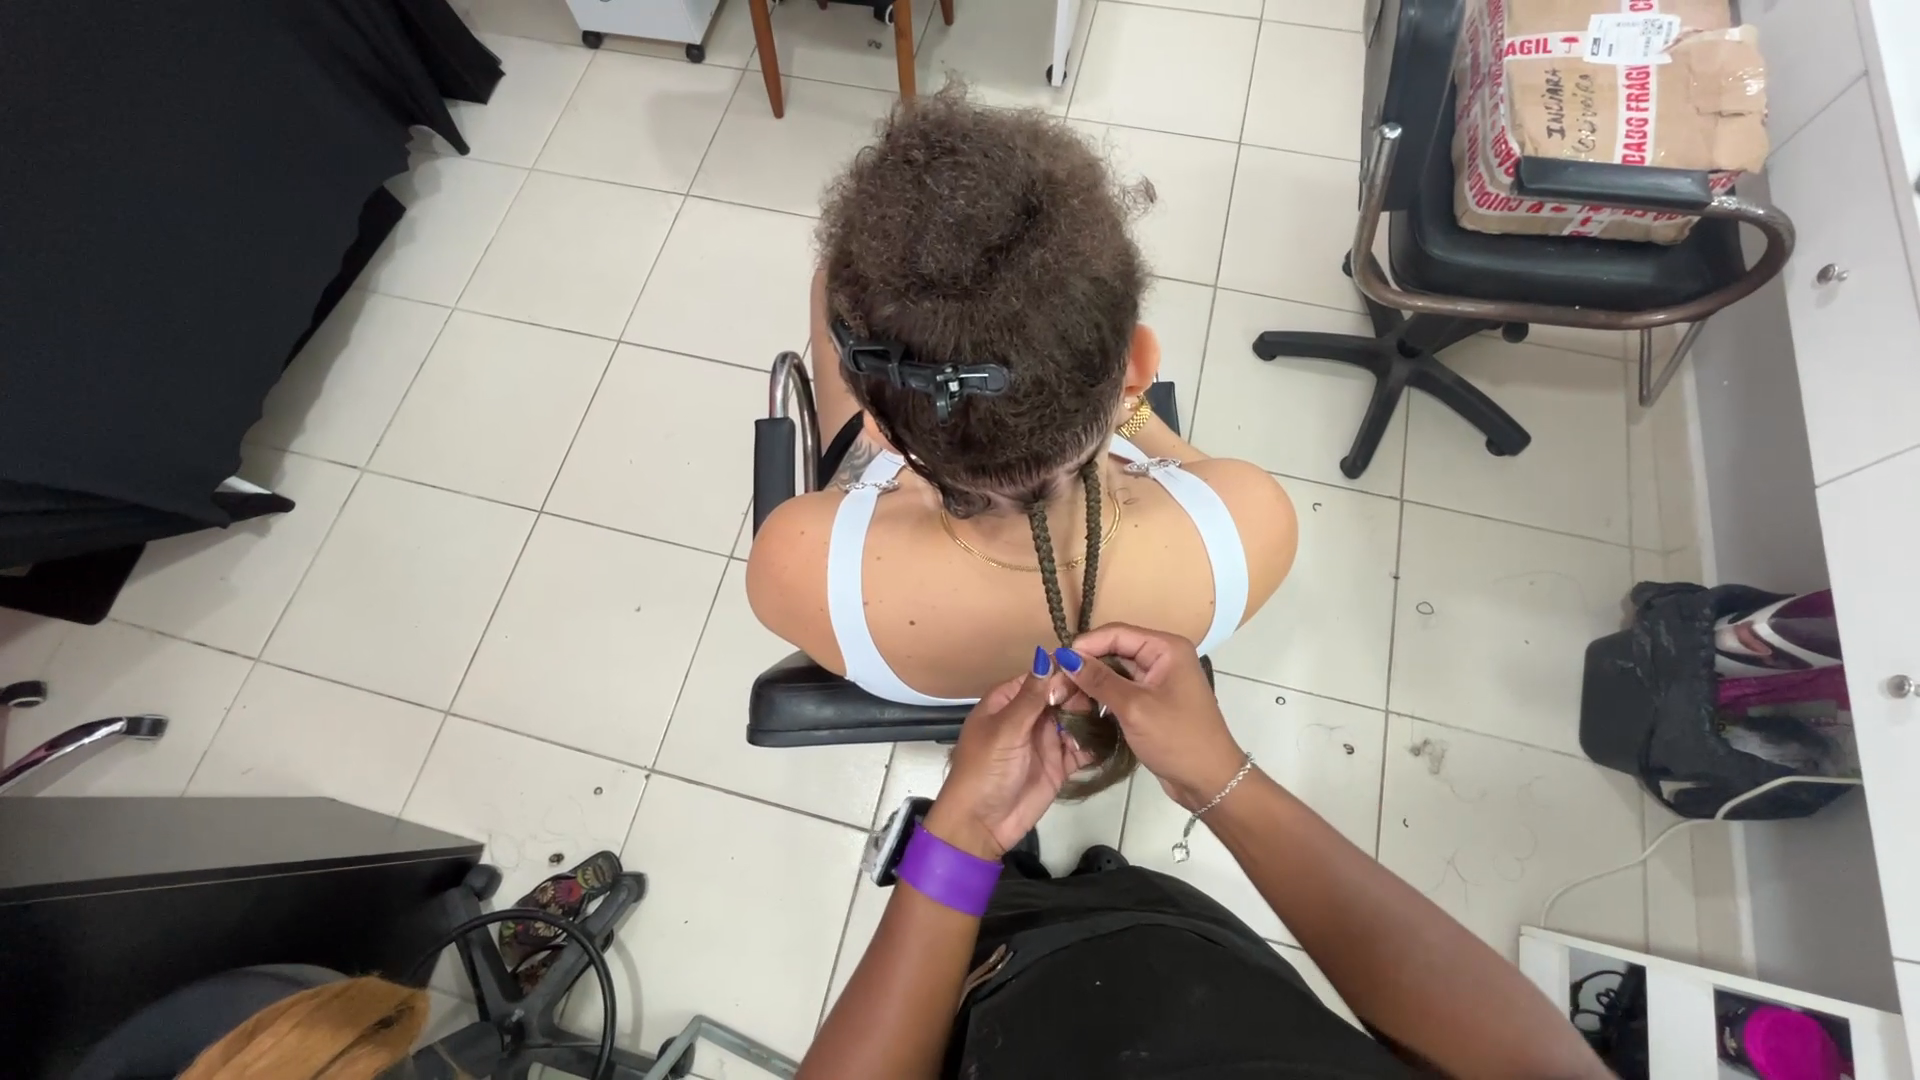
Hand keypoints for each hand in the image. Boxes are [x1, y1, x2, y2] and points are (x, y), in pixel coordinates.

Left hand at [925, 652, 1093, 858]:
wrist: (980, 825)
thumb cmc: (983, 771)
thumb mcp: (1006, 729)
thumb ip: (1031, 696)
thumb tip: (1046, 655)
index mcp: (1008, 701)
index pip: (1041, 677)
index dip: (1064, 671)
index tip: (1091, 666)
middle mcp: (1029, 716)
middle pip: (1062, 696)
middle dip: (1082, 694)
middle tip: (1103, 696)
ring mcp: (1045, 740)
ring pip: (1075, 719)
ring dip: (1091, 716)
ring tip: (1110, 714)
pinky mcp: (1059, 765)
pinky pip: (1081, 748)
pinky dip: (1095, 742)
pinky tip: (1112, 735)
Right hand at [1055, 625, 1245, 811]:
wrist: (1210, 782)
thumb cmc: (1178, 739)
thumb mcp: (1134, 708)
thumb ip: (1099, 680)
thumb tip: (1064, 657)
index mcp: (1166, 648)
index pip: (1116, 633)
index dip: (1085, 645)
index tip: (1056, 662)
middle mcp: (1162, 657)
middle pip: (1114, 650)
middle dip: (1085, 665)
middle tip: (1056, 683)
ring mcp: (1158, 679)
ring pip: (1114, 670)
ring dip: (1090, 682)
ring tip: (1063, 696)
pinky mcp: (1152, 700)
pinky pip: (1121, 688)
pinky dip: (1101, 695)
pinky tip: (1081, 706)